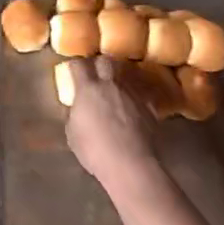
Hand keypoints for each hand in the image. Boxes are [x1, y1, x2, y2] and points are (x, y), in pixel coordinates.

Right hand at [61, 56, 163, 194]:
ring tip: (116, 85)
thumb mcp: (72, 132)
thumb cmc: (94, 150)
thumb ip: (74, 114)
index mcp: (88, 88)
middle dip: (99, 62)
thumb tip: (77, 108)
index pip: (79, 64)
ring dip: (119, 76)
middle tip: (95, 71)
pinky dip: (137, 94)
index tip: (73, 69)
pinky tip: (134, 103)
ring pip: (126, 73)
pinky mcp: (150, 106)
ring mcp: (133, 93)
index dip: (75, 64)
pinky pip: (142, 92)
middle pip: (105, 61)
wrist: (129, 163)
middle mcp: (111, 84)